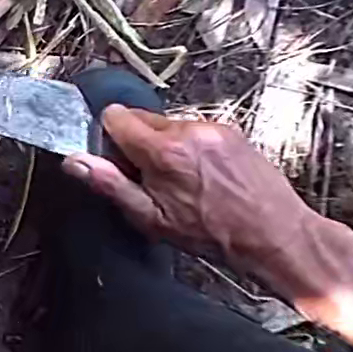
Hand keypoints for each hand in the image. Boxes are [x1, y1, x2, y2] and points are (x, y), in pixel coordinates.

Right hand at [62, 105, 321, 273]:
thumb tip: (74, 162)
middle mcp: (188, 131)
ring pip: (166, 124)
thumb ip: (110, 184)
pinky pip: (192, 129)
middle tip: (148, 175)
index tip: (116, 159)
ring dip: (162, 144)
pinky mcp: (230, 131)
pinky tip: (200, 174)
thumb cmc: (213, 233)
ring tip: (179, 178)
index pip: (115, 116)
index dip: (108, 137)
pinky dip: (187, 146)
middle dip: (135, 141)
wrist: (278, 235)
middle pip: (140, 118)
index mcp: (163, 151)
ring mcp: (213, 128)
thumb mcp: (151, 218)